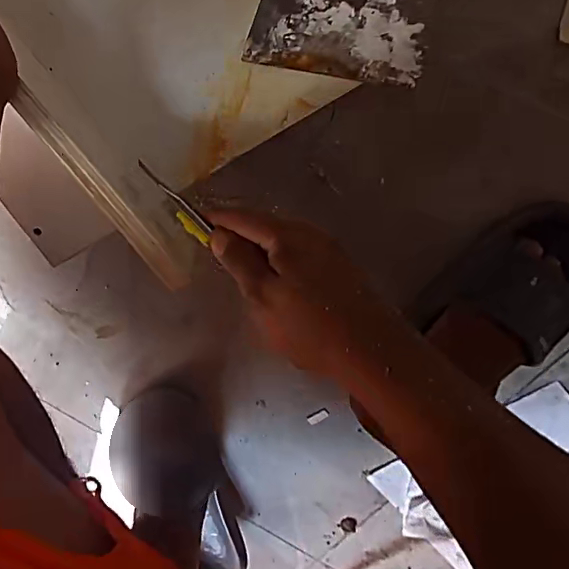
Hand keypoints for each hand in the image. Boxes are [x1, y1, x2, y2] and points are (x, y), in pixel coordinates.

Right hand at [208, 208, 425, 382]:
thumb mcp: (263, 298)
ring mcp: (328, 249)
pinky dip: (279, 256)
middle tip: (215, 243)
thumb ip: (240, 263)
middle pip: (266, 224)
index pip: (245, 217)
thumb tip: (220, 234)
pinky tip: (275, 275)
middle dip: (240, 230)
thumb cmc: (310, 327)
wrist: (371, 350)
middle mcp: (310, 234)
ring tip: (240, 261)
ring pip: (284, 239)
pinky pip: (299, 251)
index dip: (219, 218)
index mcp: (288, 237)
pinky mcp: (339, 266)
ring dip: (260, 245)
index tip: (197, 219)